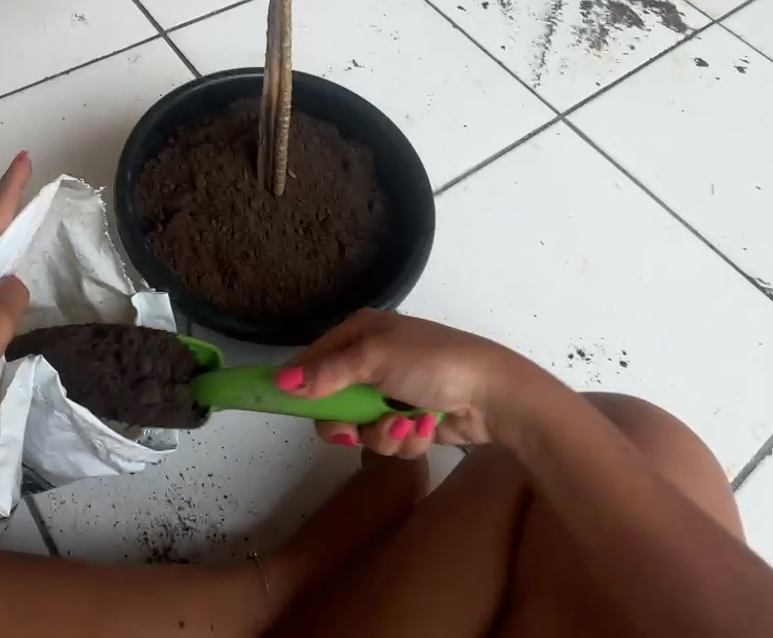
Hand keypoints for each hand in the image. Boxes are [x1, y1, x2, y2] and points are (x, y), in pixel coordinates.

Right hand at [277, 310, 547, 456]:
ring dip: (383, 433)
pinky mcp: (411, 418)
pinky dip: (407, 438)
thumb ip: (326, 374)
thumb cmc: (432, 363)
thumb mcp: (374, 361)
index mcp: (362, 332)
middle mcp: (372, 360)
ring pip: (361, 427)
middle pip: (333, 401)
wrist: (494, 394)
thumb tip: (278, 381)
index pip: (314, 358)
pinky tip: (427, 427)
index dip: (299, 383)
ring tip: (407, 424)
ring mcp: (393, 391)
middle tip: (352, 431)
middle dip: (346, 421)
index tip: (285, 407)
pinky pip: (389, 438)